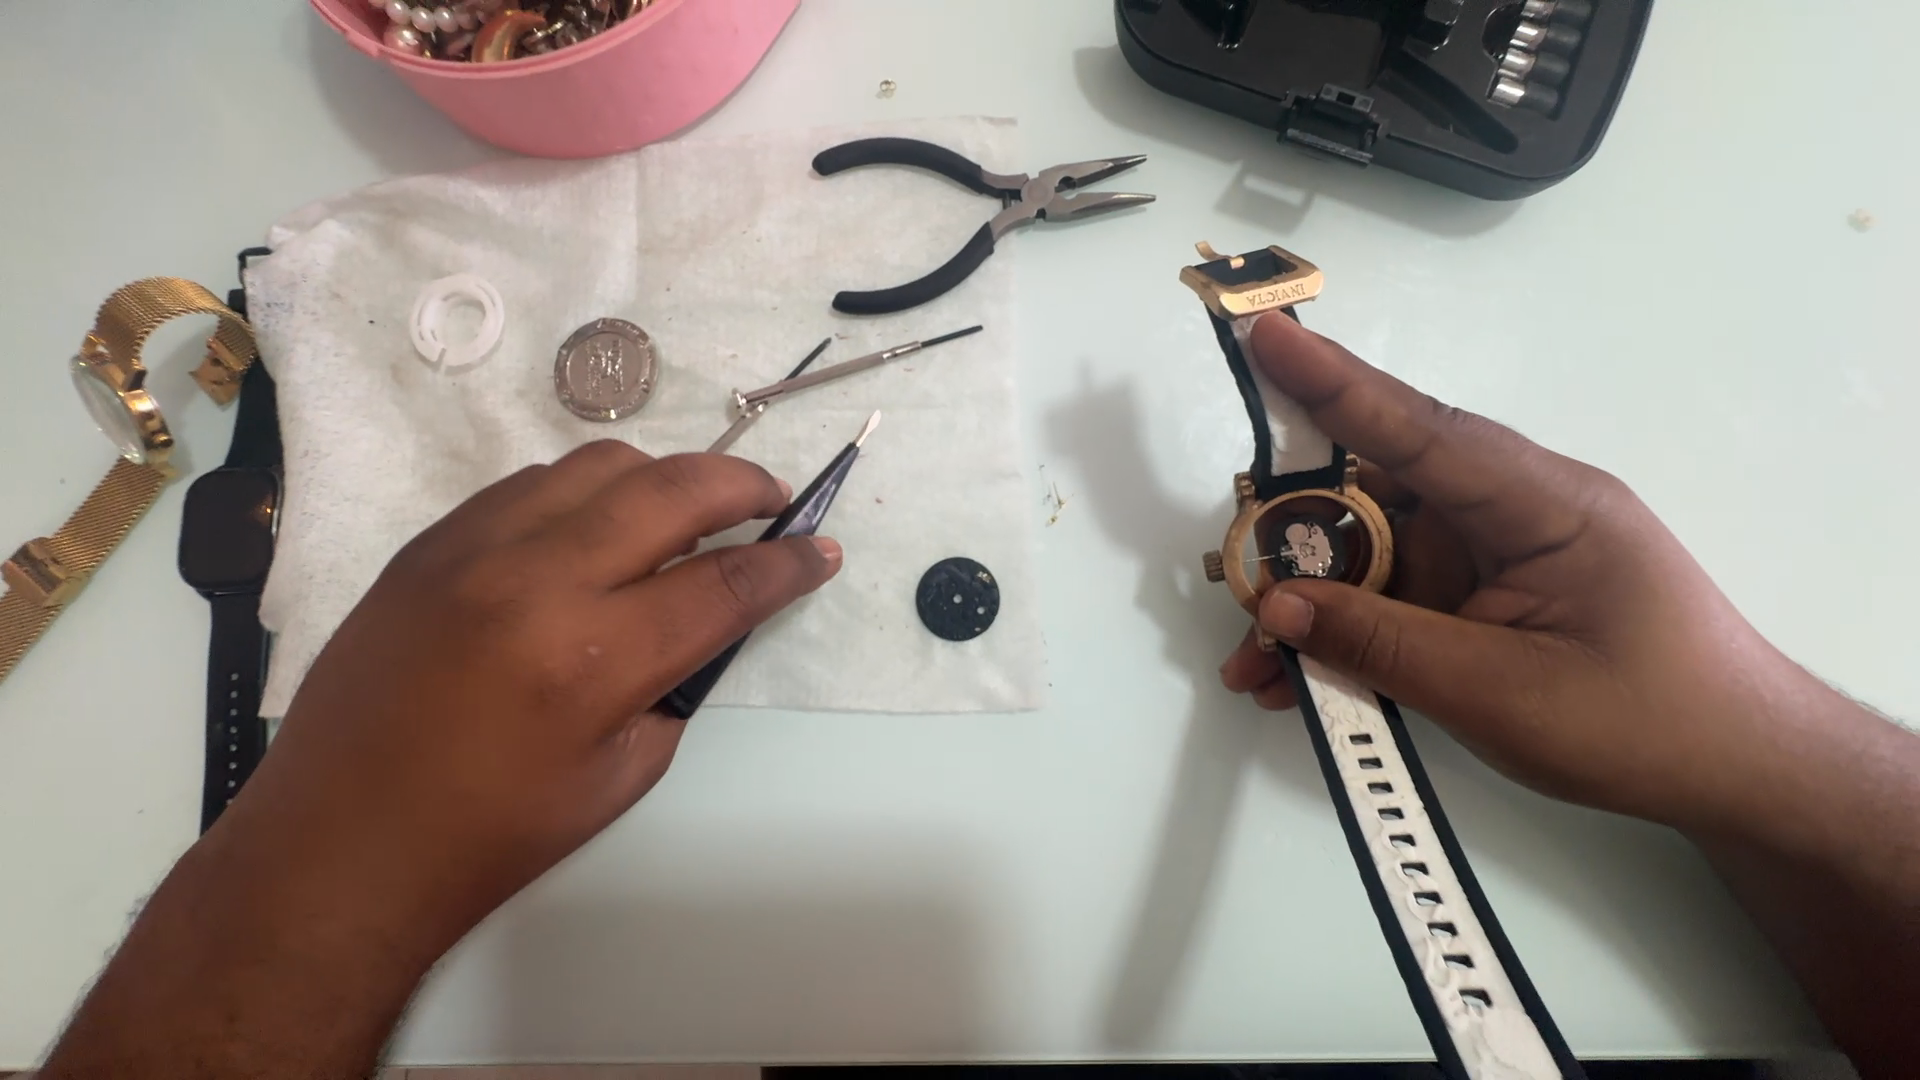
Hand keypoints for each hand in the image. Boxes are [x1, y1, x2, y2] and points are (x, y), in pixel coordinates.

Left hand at [210, 442, 840, 962]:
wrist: (337, 844)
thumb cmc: (499, 830)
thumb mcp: (629, 766)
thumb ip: (683, 673)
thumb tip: (718, 608)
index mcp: (594, 659)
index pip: (727, 584)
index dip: (790, 563)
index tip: (823, 550)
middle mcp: (537, 582)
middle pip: (675, 490)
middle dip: (746, 485)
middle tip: (774, 501)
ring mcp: (475, 549)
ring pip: (604, 465)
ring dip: (669, 479)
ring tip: (690, 512)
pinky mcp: (433, 541)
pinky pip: (538, 483)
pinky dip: (595, 491)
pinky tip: (604, 527)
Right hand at [1219, 313, 1836, 834]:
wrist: (1738, 779)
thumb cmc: (1649, 725)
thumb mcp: (1504, 693)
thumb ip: (1380, 644)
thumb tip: (1273, 607)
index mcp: (1539, 506)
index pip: (1420, 433)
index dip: (1336, 384)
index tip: (1268, 335)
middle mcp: (1497, 516)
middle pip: (1367, 502)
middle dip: (1292, 535)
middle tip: (1232, 565)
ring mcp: (1474, 560)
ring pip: (1359, 563)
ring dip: (1301, 611)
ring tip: (1251, 662)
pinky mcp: (1458, 602)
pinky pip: (1373, 608)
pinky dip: (1326, 642)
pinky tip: (1286, 682)